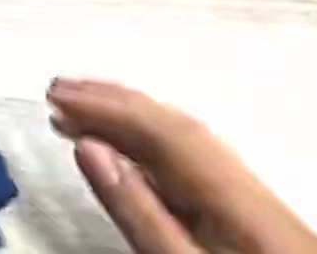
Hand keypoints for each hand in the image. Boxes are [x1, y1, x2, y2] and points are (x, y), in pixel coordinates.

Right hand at [48, 79, 316, 253]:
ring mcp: (260, 207)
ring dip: (127, 120)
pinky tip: (123, 152)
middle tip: (58, 92)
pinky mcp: (258, 225)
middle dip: (112, 103)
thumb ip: (138, 213)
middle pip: (175, 127)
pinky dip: (149, 147)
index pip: (163, 131)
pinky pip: (192, 165)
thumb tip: (88, 146)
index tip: (56, 95)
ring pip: (185, 142)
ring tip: (78, 113)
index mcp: (242, 201)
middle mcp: (254, 190)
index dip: (106, 105)